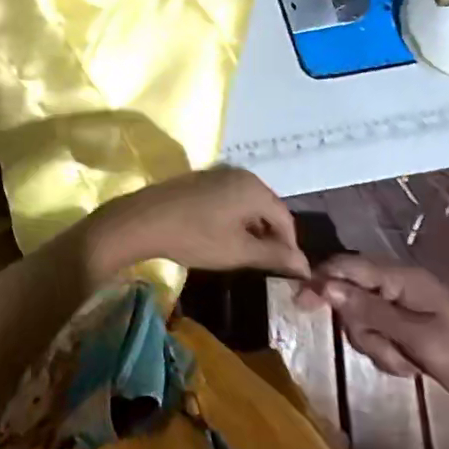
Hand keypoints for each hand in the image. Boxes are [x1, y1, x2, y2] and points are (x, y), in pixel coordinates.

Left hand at [83, 168, 309, 281]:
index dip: (290, 247)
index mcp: (255, 188)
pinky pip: (232, 199)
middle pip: (269, 208)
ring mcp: (221, 174)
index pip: (286, 219)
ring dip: (254, 229)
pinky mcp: (204, 180)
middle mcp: (242, 175)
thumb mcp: (239, 251)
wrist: (145, 219)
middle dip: (272, 237)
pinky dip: (237, 219)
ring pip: (250, 204)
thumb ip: (274, 256)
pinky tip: (226, 239)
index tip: (289, 274)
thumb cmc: (196, 236)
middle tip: (270, 267)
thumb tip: (304, 264)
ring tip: (249, 256)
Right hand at [299, 256, 448, 418]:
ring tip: (406, 363)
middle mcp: (401, 287)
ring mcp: (407, 310)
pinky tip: (411, 368)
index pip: (350, 266)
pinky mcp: (411, 331)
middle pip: (353, 296)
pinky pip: (381, 337)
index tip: (299, 303)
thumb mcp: (418, 337)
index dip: (322, 279)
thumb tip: (325, 284)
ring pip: (364, 321)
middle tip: (386, 349)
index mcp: (403, 278)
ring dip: (376, 346)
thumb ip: (370, 309)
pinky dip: (388, 354)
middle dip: (361, 326)